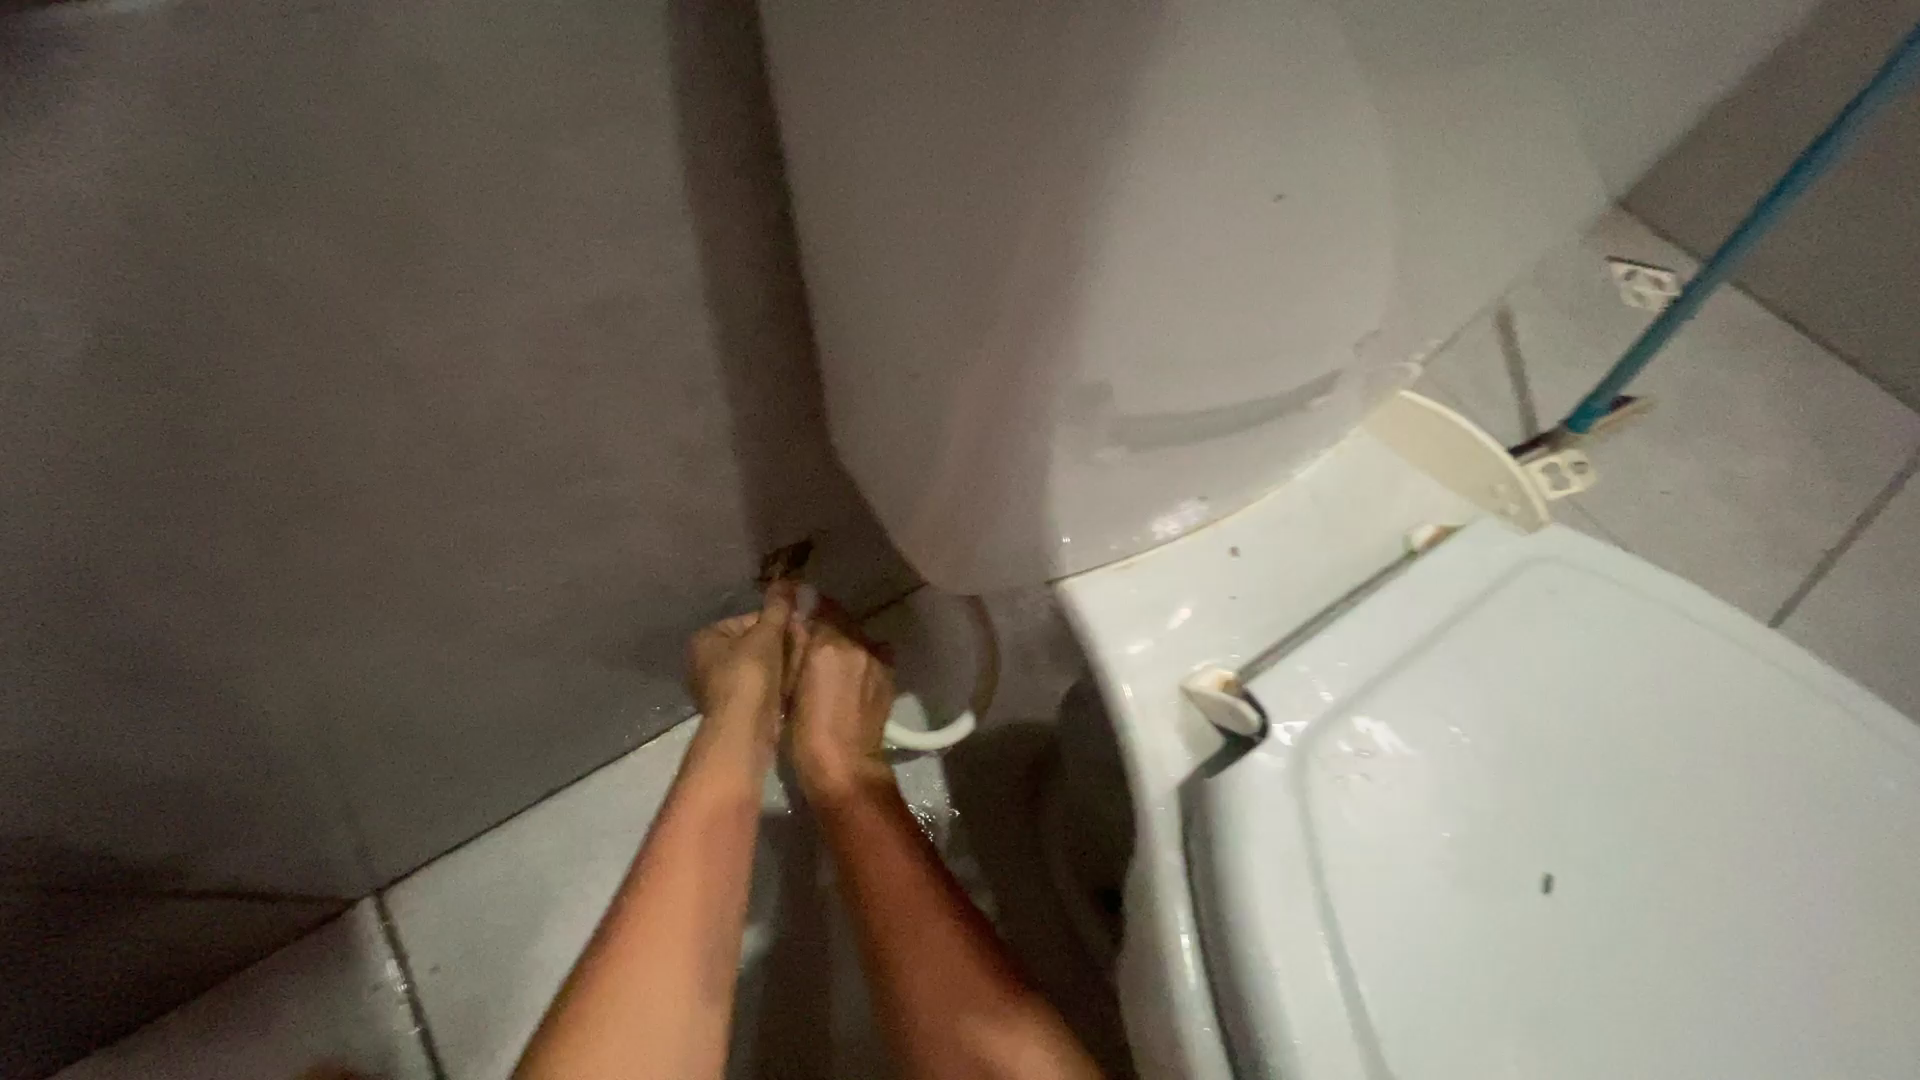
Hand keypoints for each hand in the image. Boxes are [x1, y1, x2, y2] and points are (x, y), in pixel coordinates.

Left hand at [686, 581, 796, 738]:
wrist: (744, 727)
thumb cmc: (750, 673)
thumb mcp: (766, 634)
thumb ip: (777, 607)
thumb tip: (787, 579)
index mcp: (704, 638)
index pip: (747, 619)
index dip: (775, 622)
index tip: (796, 630)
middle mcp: (702, 661)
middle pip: (751, 643)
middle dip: (778, 645)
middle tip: (801, 647)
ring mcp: (715, 687)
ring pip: (756, 666)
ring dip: (777, 665)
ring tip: (797, 667)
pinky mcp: (730, 707)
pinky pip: (755, 687)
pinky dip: (772, 684)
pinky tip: (788, 686)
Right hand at [789, 600, 895, 798]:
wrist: (846, 767)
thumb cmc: (805, 733)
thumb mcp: (789, 687)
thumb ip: (794, 647)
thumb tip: (794, 618)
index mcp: (828, 645)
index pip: (818, 606)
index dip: (806, 604)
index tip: (794, 606)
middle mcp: (857, 643)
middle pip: (839, 617)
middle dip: (823, 620)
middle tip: (807, 634)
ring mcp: (878, 657)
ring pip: (857, 633)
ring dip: (843, 636)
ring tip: (828, 655)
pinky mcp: (889, 673)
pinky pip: (873, 650)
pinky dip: (860, 653)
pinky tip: (850, 669)